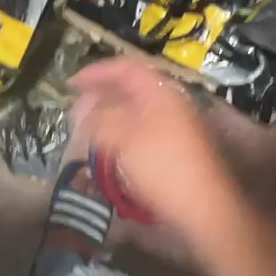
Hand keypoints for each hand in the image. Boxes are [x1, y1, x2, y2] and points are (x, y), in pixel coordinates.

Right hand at [72, 59, 244, 249]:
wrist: (204, 207)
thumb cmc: (162, 167)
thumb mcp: (122, 139)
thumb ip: (98, 118)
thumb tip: (82, 107)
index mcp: (160, 92)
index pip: (124, 68)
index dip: (95, 72)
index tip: (71, 84)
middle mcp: (171, 103)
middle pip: (131, 89)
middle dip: (101, 96)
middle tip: (78, 109)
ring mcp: (178, 126)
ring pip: (137, 112)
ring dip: (111, 117)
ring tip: (89, 131)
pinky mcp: (178, 149)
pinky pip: (144, 131)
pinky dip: (123, 135)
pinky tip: (112, 151)